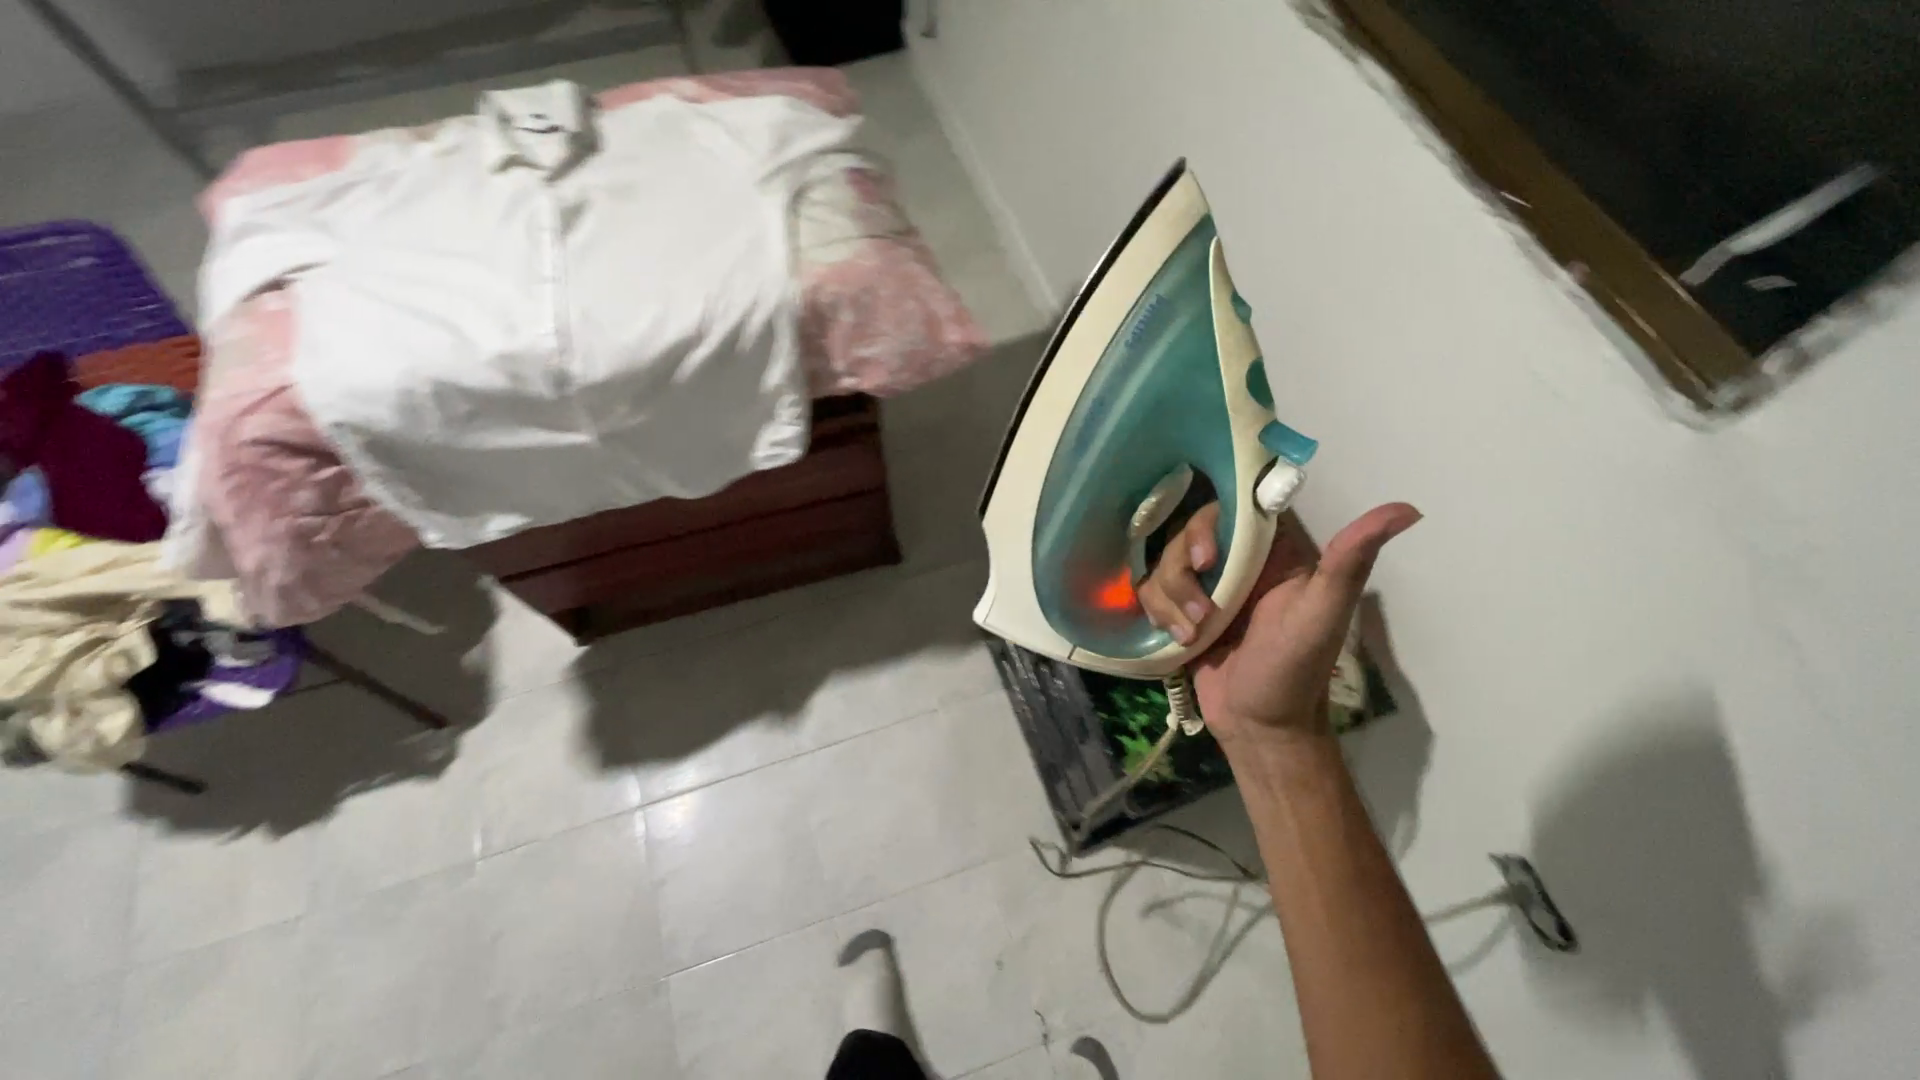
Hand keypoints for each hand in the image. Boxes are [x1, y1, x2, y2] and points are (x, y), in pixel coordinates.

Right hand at [1137, 502, 1420, 743]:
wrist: (1259, 728)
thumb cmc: (1294, 672)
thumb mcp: (1323, 613)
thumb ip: (1350, 559)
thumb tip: (1408, 509)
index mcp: (1272, 553)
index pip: (1231, 508)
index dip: (1208, 525)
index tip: (1207, 558)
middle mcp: (1236, 562)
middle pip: (1185, 533)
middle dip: (1183, 573)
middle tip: (1204, 611)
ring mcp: (1204, 587)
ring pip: (1163, 562)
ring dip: (1172, 601)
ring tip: (1195, 634)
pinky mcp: (1179, 610)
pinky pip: (1150, 590)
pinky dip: (1158, 613)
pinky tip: (1179, 639)